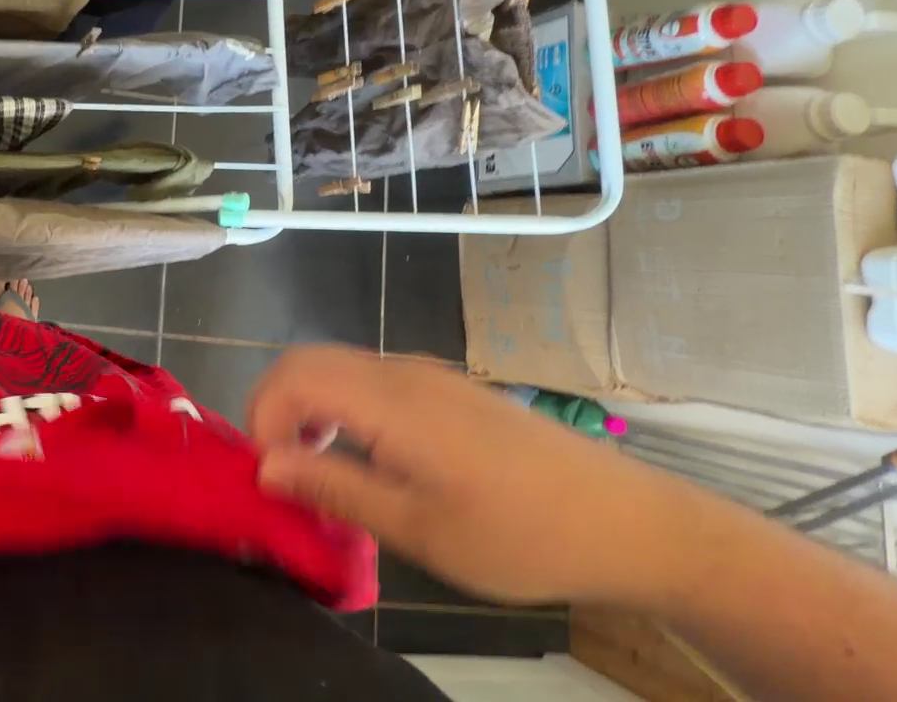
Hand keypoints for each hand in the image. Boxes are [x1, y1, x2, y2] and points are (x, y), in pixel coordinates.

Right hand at [247, 346, 696, 606]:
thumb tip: (264, 466)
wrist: (634, 524)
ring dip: (306, 407)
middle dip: (276, 409)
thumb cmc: (523, 535)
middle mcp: (402, 372)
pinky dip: (339, 405)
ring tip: (320, 467)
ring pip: (334, 366)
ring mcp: (426, 374)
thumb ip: (334, 488)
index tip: (272, 477)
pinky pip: (366, 377)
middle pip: (305, 362)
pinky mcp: (445, 386)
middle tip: (285, 471)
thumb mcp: (420, 528)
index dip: (262, 420)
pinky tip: (365, 454)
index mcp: (391, 401)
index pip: (291, 378)